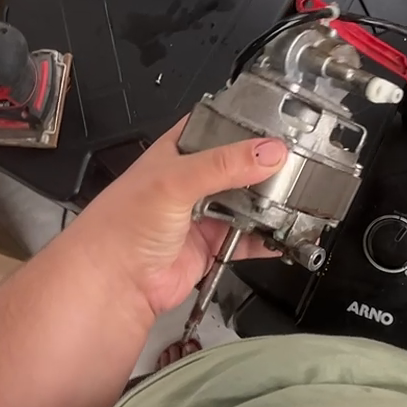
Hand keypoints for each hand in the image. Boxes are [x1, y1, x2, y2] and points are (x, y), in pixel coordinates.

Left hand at [51, 118, 283, 318]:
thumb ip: (224, 164)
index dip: (245, 124)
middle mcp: (190, 181)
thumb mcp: (175, 180)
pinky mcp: (209, 247)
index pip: (217, 127)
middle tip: (295, 166)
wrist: (112, 282)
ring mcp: (201, 215)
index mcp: (178, 152)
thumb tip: (268, 152)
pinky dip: (264, 240)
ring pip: (245, 205)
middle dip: (264, 169)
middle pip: (238, 168)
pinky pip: (245, 241)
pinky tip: (280, 236)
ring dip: (268, 205)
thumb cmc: (121, 225)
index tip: (279, 126)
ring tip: (294, 200)